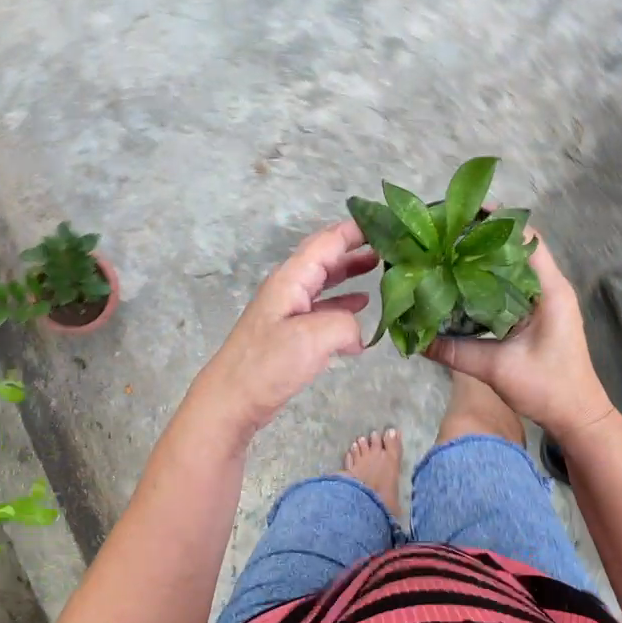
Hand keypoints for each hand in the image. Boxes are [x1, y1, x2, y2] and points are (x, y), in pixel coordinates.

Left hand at [192, 219, 377, 436]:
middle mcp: (289, 288)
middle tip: (389, 245)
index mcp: (292, 279)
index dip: (354, 229)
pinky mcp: (289, 334)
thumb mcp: (314, 337)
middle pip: (324, 258)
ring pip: (324, 282)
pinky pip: (322, 309)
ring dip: (350, 274)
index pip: (326, 242)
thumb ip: (345, 324)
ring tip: (379, 268)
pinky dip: (343, 305)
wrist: (232, 400)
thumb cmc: (268, 363)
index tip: (385, 223)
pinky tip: (361, 311)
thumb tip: (359, 333)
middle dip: (355, 248)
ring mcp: (288, 311)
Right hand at [424, 234, 614, 438]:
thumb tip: (415, 340)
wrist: (578, 417)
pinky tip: (460, 286)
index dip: (498, 221)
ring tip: (447, 253)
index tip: (464, 212)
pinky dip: (488, 282)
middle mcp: (549, 288)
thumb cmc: (549, 389)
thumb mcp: (497, 369)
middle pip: (517, 248)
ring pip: (512, 269)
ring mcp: (544, 302)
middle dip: (483, 238)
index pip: (526, 239)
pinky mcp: (537, 316)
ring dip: (484, 260)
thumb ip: (456, 352)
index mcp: (550, 291)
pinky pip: (510, 289)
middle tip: (446, 233)